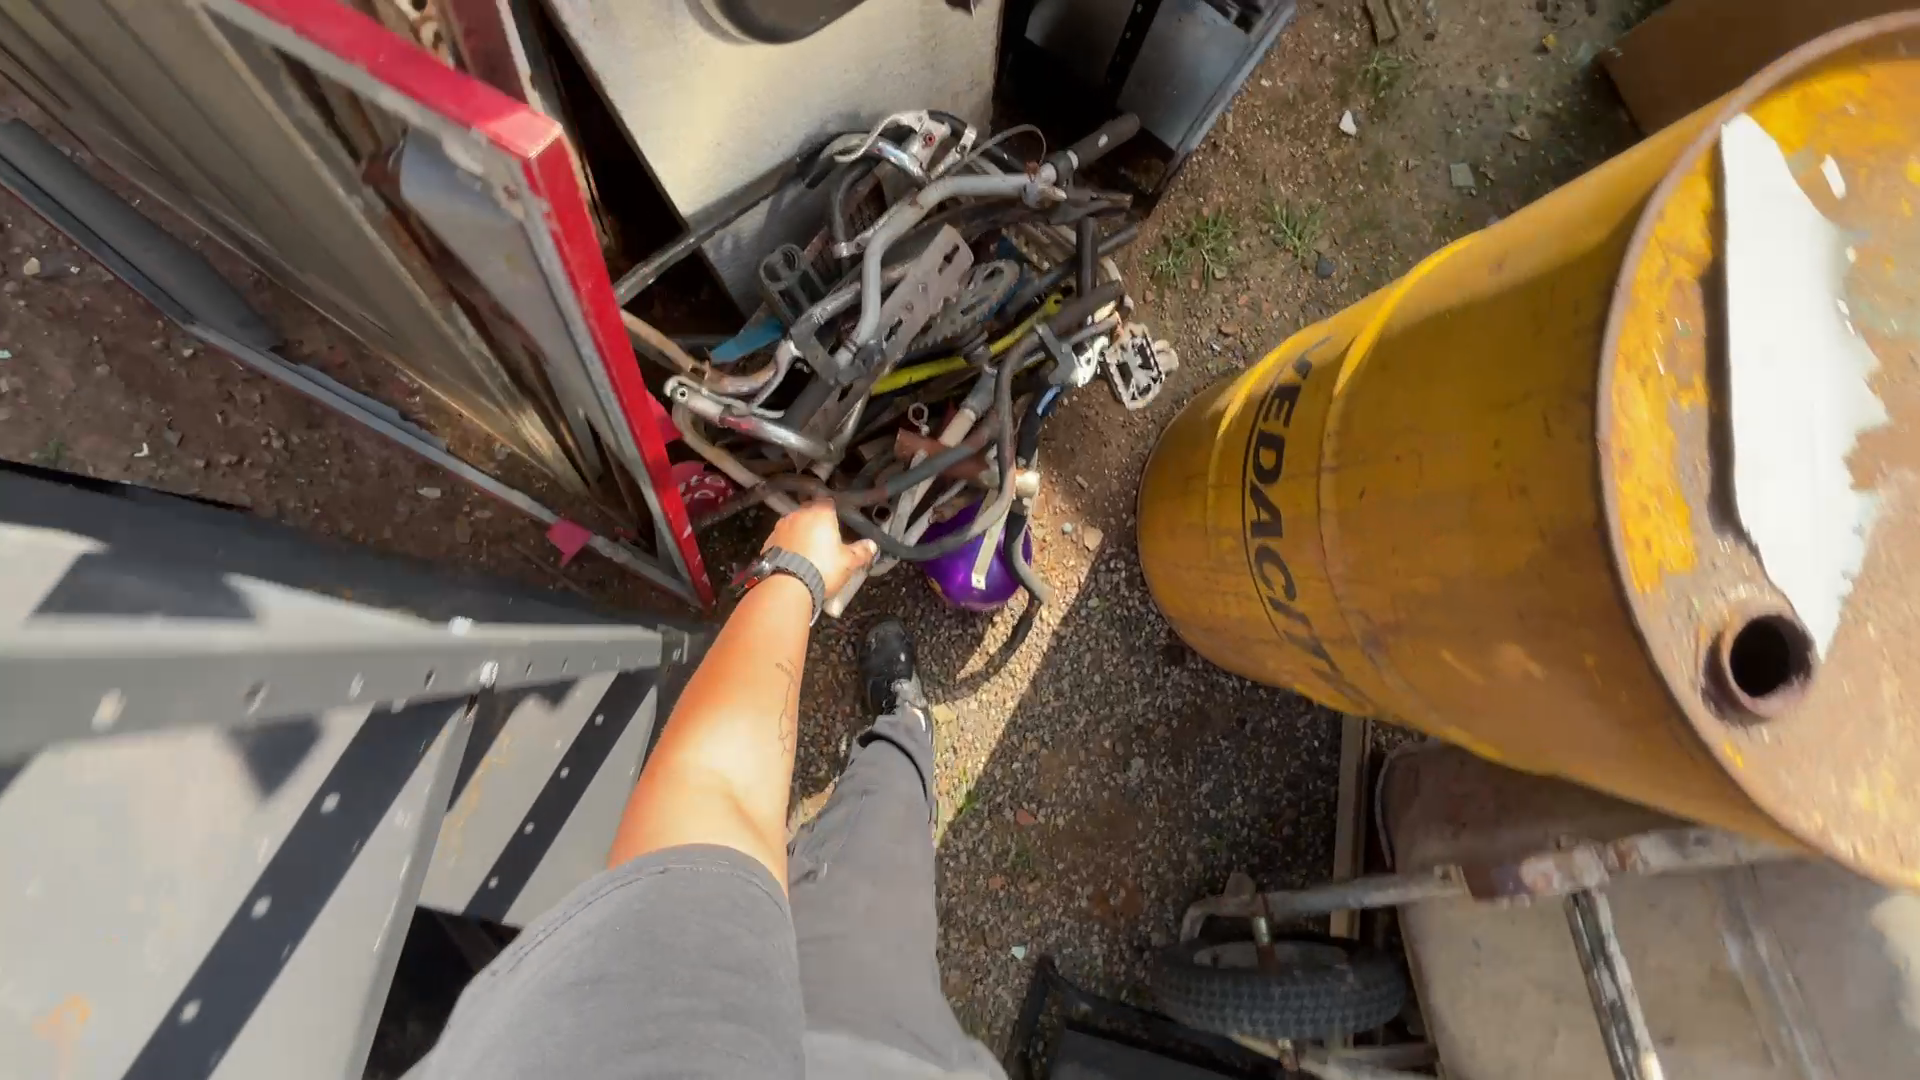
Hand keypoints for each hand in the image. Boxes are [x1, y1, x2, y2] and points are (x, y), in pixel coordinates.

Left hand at [763, 500, 876, 596]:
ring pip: (795, 526)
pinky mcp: (768, 542)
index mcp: (820, 513)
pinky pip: (782, 540)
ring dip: (801, 534)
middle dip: (817, 523)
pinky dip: (788, 547)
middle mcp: (799, 515)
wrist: (787, 585)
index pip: (829, 502)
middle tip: (825, 541)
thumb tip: (871, 546)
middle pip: (810, 513)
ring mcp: (781, 528)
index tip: (838, 522)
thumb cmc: (822, 568)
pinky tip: (794, 561)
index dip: (834, 511)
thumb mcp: (849, 562)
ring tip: (809, 554)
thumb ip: (861, 551)